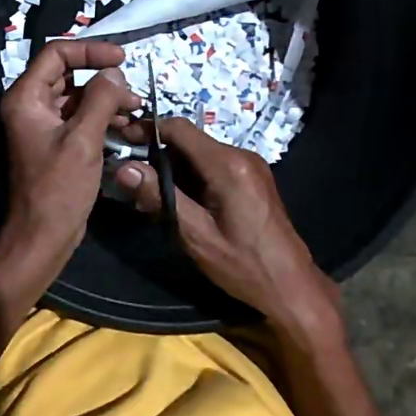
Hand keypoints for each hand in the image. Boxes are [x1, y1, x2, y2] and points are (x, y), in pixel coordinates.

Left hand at [0, 40, 141, 261]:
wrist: (42, 235)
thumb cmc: (58, 188)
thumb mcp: (83, 140)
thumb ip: (101, 100)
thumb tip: (115, 72)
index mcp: (26, 98)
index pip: (56, 54)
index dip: (89, 50)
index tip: (122, 58)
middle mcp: (30, 106)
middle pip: (67, 74)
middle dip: (102, 79)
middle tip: (133, 92)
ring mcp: (42, 125)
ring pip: (77, 97)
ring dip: (106, 100)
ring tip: (136, 111)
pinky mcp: (55, 142)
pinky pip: (79, 118)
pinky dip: (102, 118)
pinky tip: (127, 127)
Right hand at [113, 119, 339, 333]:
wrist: (292, 286)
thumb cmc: (243, 265)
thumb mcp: (196, 234)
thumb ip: (160, 197)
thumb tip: (125, 168)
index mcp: (228, 165)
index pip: (180, 129)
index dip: (147, 129)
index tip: (122, 139)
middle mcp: (241, 156)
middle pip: (188, 141)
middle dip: (158, 156)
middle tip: (133, 181)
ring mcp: (250, 166)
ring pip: (199, 154)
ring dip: (173, 170)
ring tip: (152, 198)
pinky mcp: (252, 178)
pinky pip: (213, 166)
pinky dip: (191, 178)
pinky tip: (180, 203)